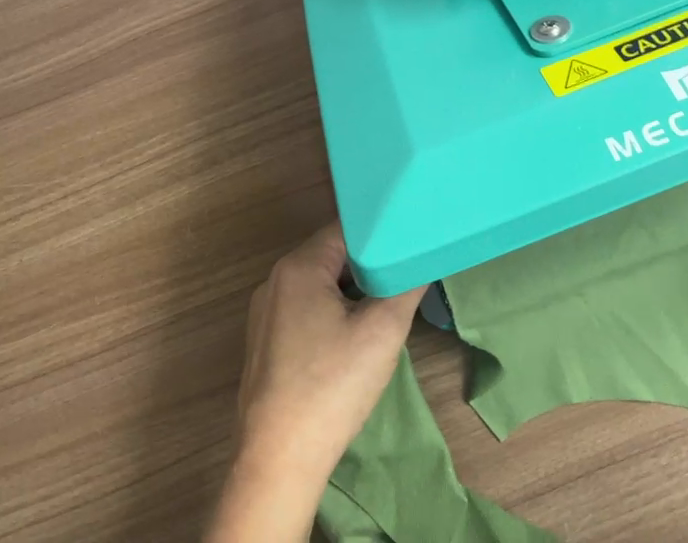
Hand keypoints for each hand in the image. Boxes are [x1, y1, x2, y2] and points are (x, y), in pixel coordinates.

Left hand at [207, 223, 422, 542]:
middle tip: (407, 271)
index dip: (382, 230)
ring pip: (319, 285)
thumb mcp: (383, 330)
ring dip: (352, 290)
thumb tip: (422, 258)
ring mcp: (265, 315)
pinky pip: (305, 310)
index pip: (346, 228)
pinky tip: (356, 334)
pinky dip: (333, 311)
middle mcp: (274, 282)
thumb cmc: (333, 386)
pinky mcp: (265, 345)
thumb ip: (406, 285)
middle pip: (331, 255)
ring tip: (389, 301)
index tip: (412, 236)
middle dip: (369, 262)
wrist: (279, 460)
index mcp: (298, 267)